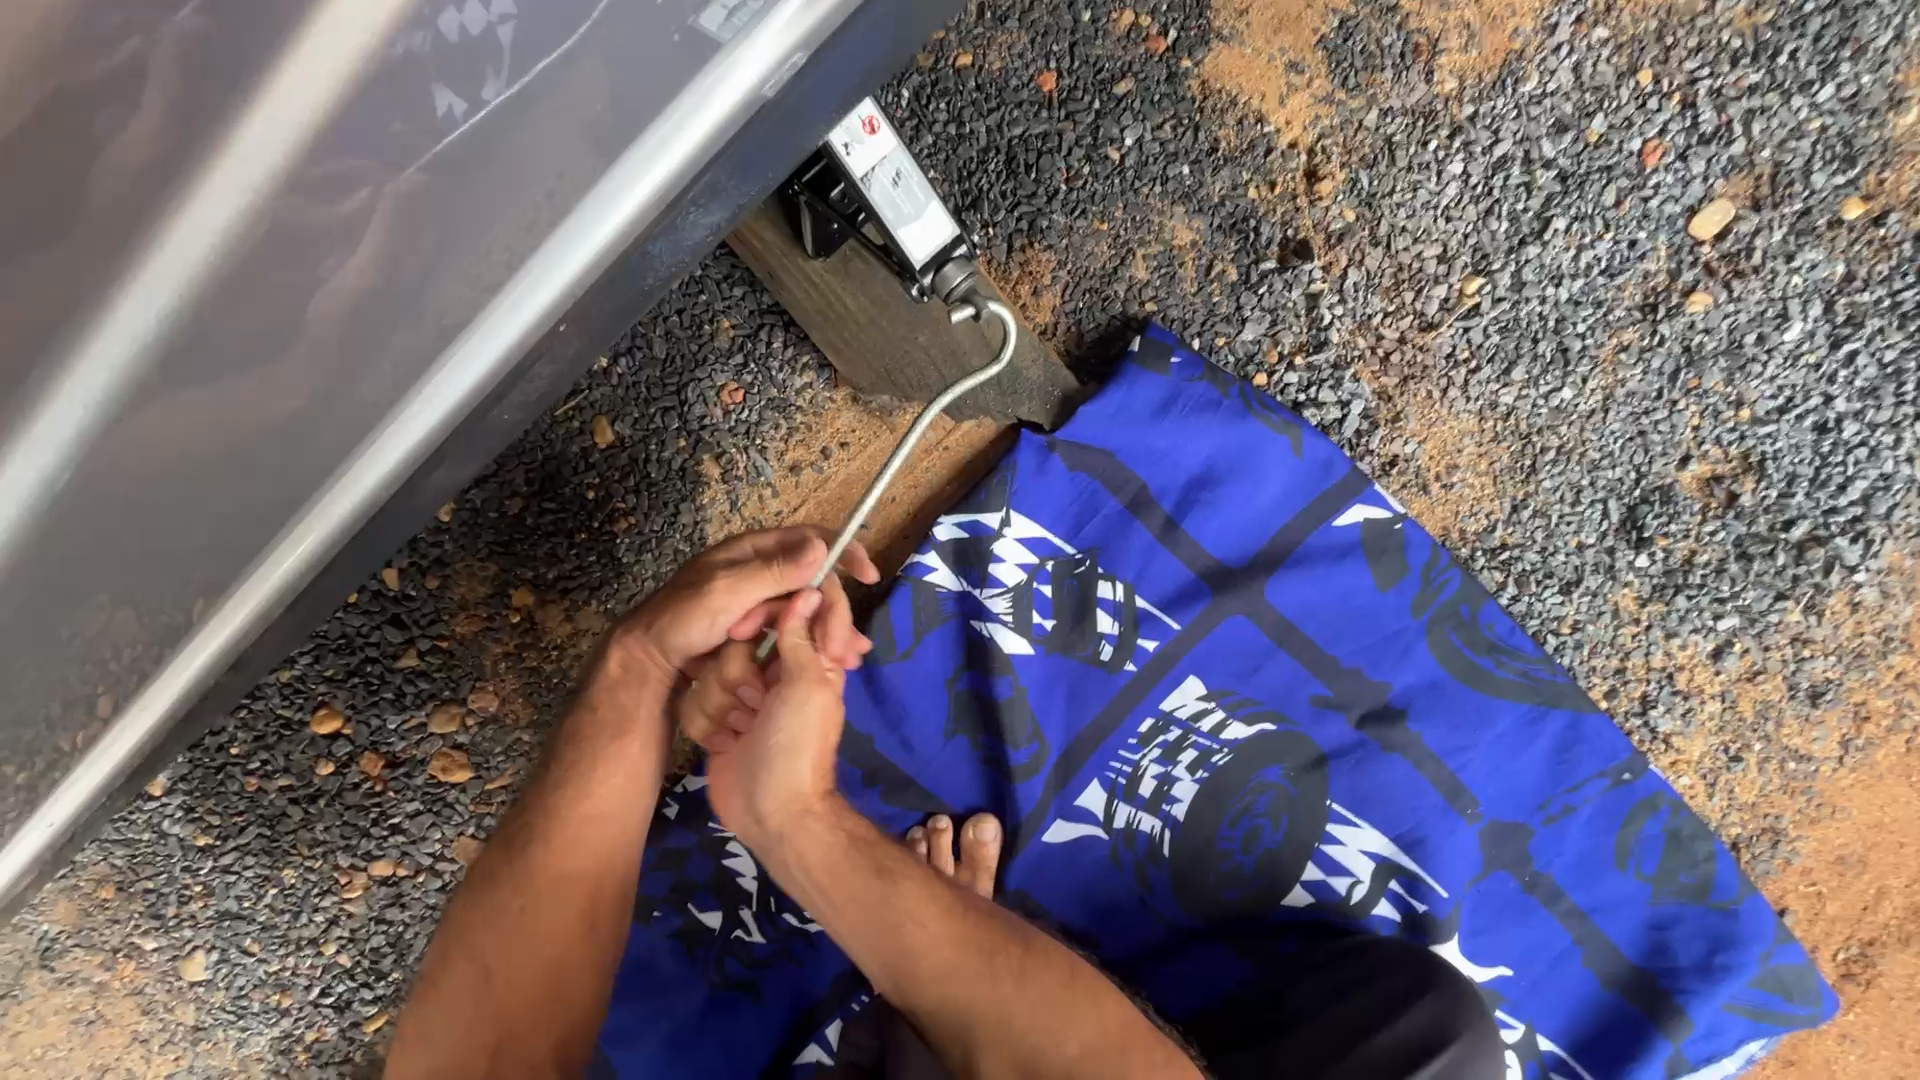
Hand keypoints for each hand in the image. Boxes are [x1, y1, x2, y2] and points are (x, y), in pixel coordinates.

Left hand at [608, 527, 879, 685]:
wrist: (650, 659)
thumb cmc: (681, 617)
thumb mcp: (727, 591)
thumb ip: (774, 572)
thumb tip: (821, 548)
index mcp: (754, 551)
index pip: (809, 539)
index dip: (843, 551)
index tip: (868, 576)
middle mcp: (762, 570)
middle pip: (815, 581)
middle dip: (833, 611)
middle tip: (842, 646)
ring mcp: (761, 600)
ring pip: (809, 608)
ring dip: (829, 630)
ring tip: (846, 660)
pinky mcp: (759, 627)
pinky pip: (796, 629)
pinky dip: (814, 643)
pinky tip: (831, 661)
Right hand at [688, 591, 847, 850]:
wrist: (772, 812)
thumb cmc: (798, 745)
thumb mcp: (806, 684)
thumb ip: (801, 636)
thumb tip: (809, 590)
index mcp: (806, 659)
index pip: (779, 614)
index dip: (759, 619)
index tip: (745, 632)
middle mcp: (773, 672)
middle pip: (735, 643)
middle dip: (736, 675)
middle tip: (755, 704)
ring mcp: (743, 698)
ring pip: (710, 673)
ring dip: (722, 706)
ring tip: (741, 730)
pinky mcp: (717, 721)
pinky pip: (695, 702)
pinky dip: (706, 726)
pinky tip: (724, 744)